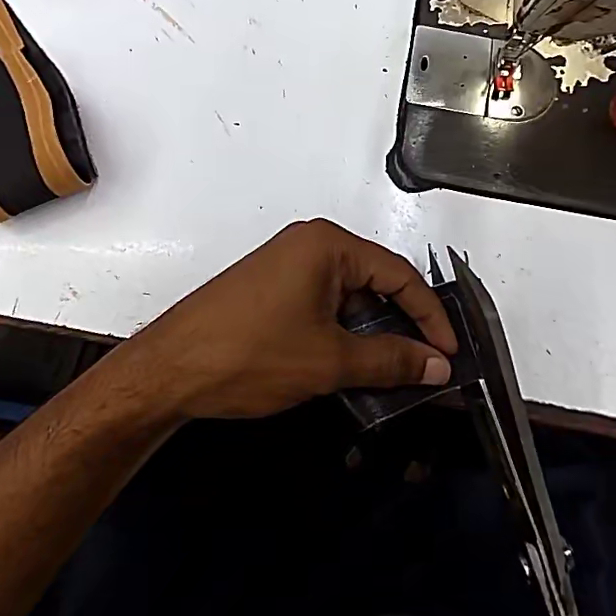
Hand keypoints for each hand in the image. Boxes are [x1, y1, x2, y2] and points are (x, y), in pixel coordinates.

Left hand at [108, 219, 458, 419]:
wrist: (168, 371)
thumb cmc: (243, 353)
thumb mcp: (329, 360)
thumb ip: (390, 360)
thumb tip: (434, 364)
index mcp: (327, 244)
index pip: (399, 274)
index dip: (430, 316)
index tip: (447, 351)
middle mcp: (309, 244)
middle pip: (376, 281)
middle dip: (401, 325)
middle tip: (424, 364)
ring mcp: (289, 264)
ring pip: (350, 296)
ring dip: (371, 332)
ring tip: (389, 372)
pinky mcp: (274, 287)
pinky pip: (324, 303)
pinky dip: (343, 332)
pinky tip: (350, 364)